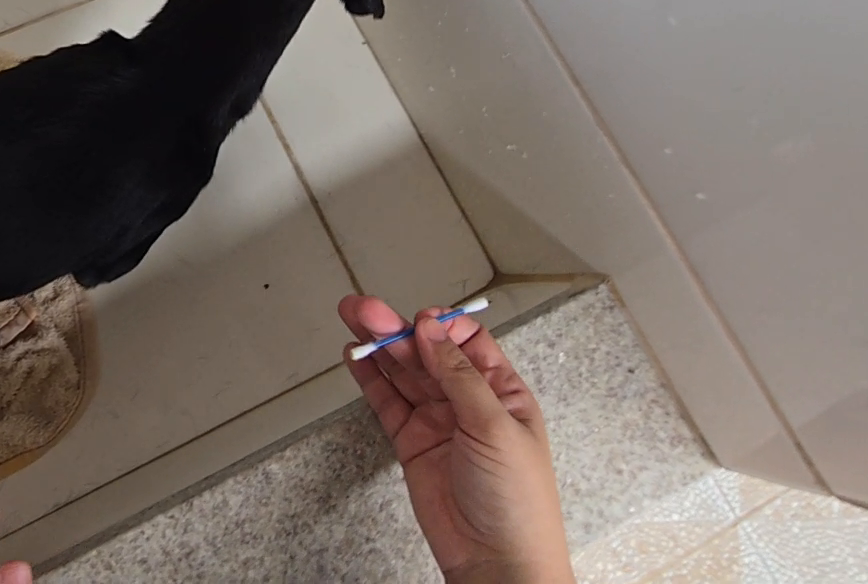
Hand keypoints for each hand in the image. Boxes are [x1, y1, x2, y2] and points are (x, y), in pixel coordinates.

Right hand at [340, 296, 573, 583]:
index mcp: (500, 391)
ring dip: (377, 345)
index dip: (440, 326)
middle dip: (395, 329)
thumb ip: (458, 374)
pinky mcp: (410, 440)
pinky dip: (369, 377)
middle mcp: (466, 400)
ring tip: (352, 318)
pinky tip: (354, 355)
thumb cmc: (515, 498)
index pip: (466, 342)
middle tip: (364, 309)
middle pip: (425, 352)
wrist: (496, 565)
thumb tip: (430, 326)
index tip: (416, 321)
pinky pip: (387, 400)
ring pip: (402, 371)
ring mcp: (436, 420)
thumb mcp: (494, 427)